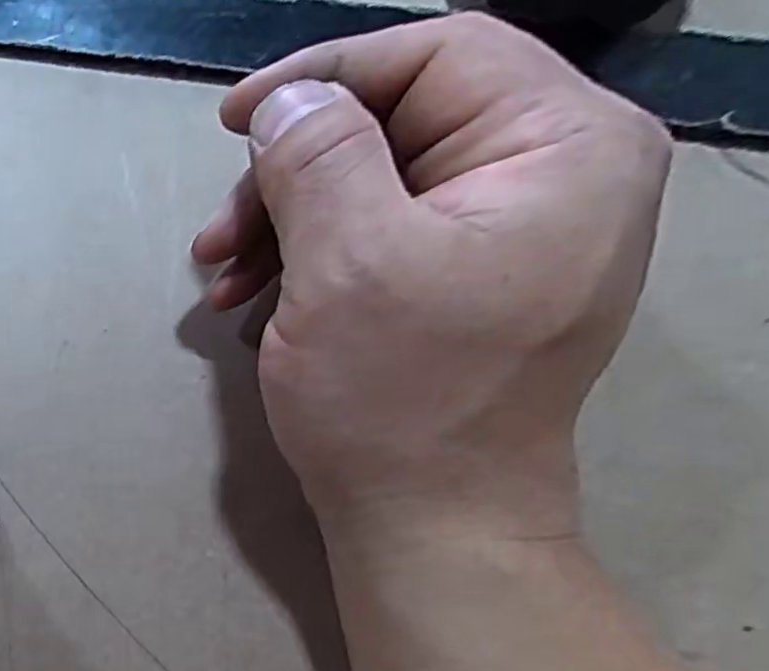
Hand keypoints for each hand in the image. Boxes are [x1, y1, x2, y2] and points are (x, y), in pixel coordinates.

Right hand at [191, 13, 671, 545]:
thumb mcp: (345, 269)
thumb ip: (318, 164)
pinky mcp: (452, 289)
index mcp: (555, 148)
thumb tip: (285, 101)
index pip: (436, 57)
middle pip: (393, 130)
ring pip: (368, 193)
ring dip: (281, 230)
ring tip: (221, 287)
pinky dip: (302, 268)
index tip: (232, 120)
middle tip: (213, 242)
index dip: (324, 76)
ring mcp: (497, 240)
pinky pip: (369, 246)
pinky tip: (257, 310)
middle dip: (287, 179)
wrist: (425, 514)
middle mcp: (543, 179)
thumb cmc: (392, 396)